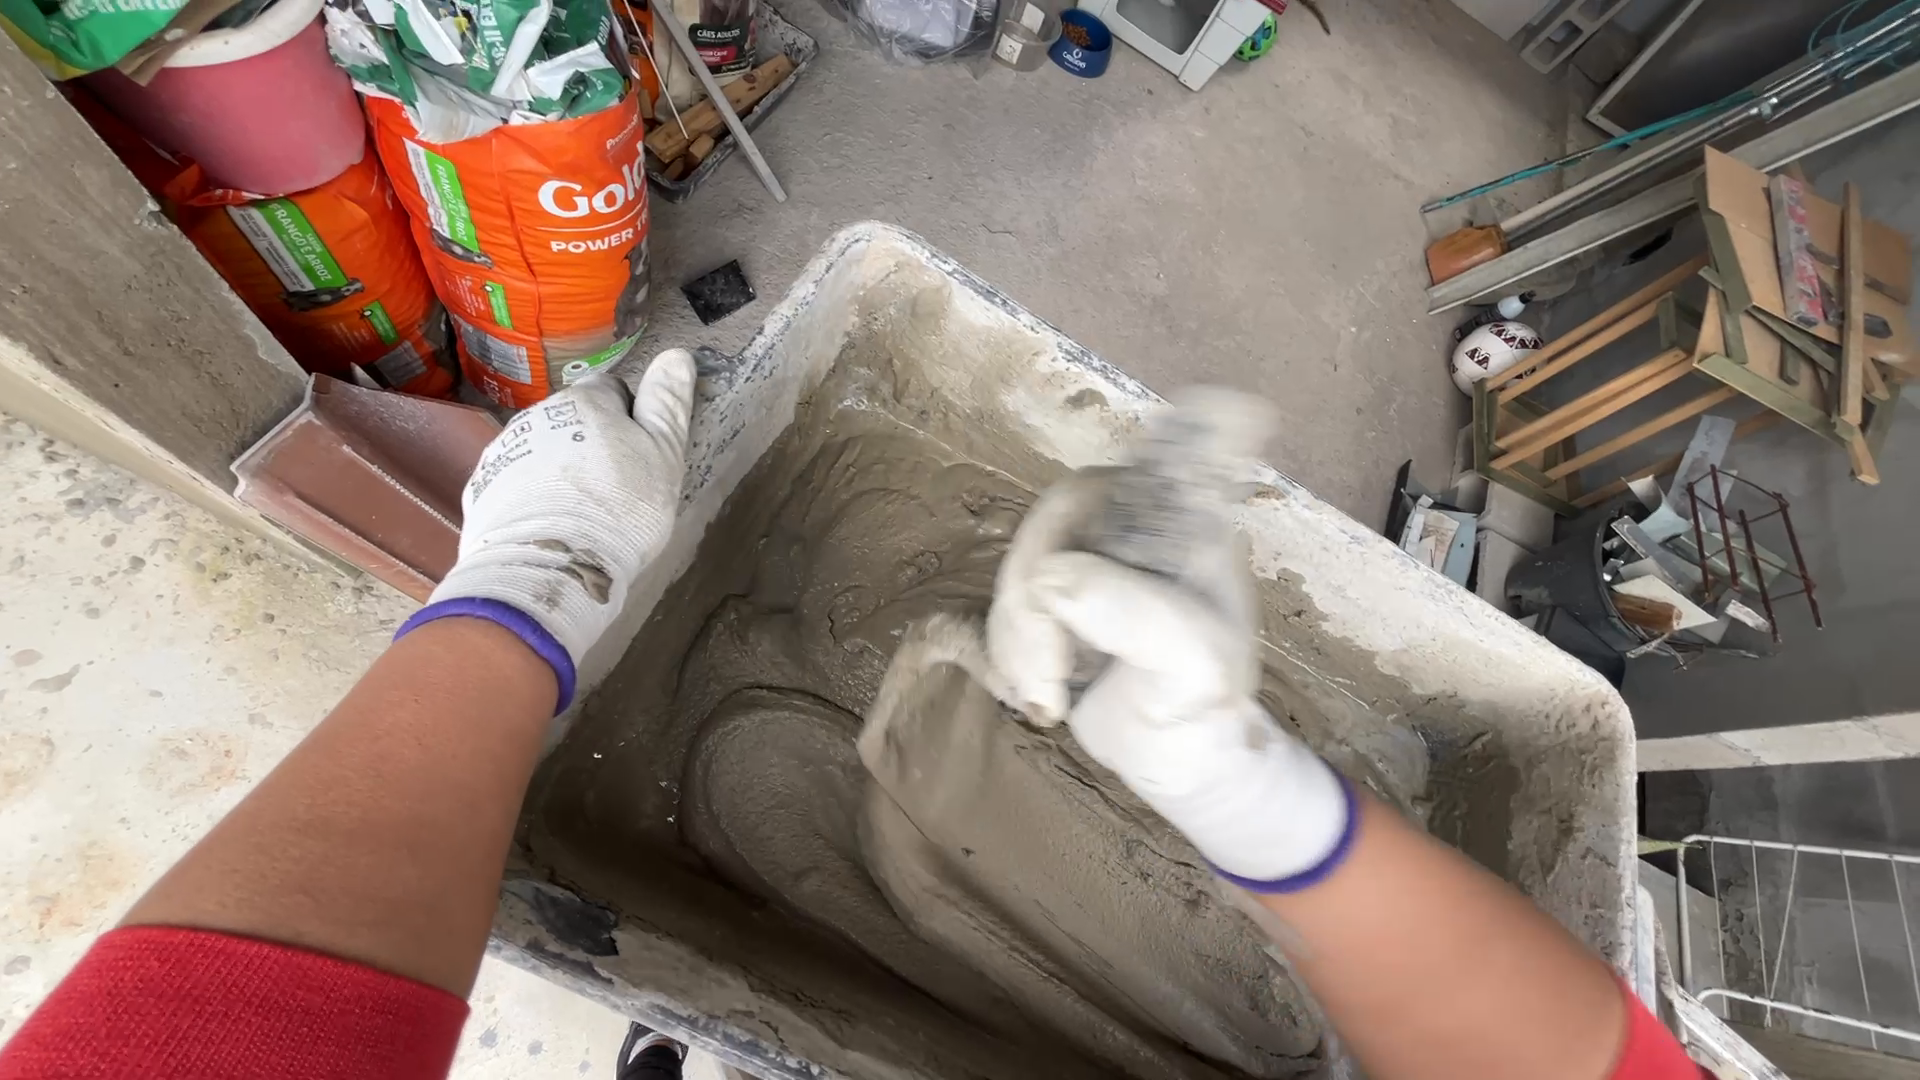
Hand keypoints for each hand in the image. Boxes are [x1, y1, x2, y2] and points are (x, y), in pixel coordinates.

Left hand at [398, 349, 696, 712]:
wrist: (551, 565)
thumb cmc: (622, 506)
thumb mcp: (663, 454)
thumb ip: (668, 404)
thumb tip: (678, 354)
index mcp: (586, 402)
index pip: (612, 388)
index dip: (631, 417)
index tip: (642, 453)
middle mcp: (538, 415)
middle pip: (574, 420)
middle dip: (593, 442)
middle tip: (618, 488)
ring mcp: (505, 452)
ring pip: (544, 450)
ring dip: (562, 469)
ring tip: (584, 512)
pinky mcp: (484, 490)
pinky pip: (518, 483)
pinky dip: (535, 496)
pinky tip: (554, 525)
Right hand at [988, 469, 1354, 888]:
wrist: (1174, 756)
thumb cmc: (1200, 710)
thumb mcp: (1191, 664)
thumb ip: (1133, 613)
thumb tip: (1046, 577)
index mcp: (1172, 520)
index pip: (1087, 495)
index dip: (1049, 546)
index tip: (1053, 631)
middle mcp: (1124, 525)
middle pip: (1038, 535)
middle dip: (1028, 617)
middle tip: (1044, 684)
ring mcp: (1086, 559)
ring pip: (1011, 575)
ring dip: (1015, 647)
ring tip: (1049, 698)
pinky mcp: (1054, 596)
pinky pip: (1001, 606)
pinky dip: (1007, 656)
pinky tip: (1040, 690)